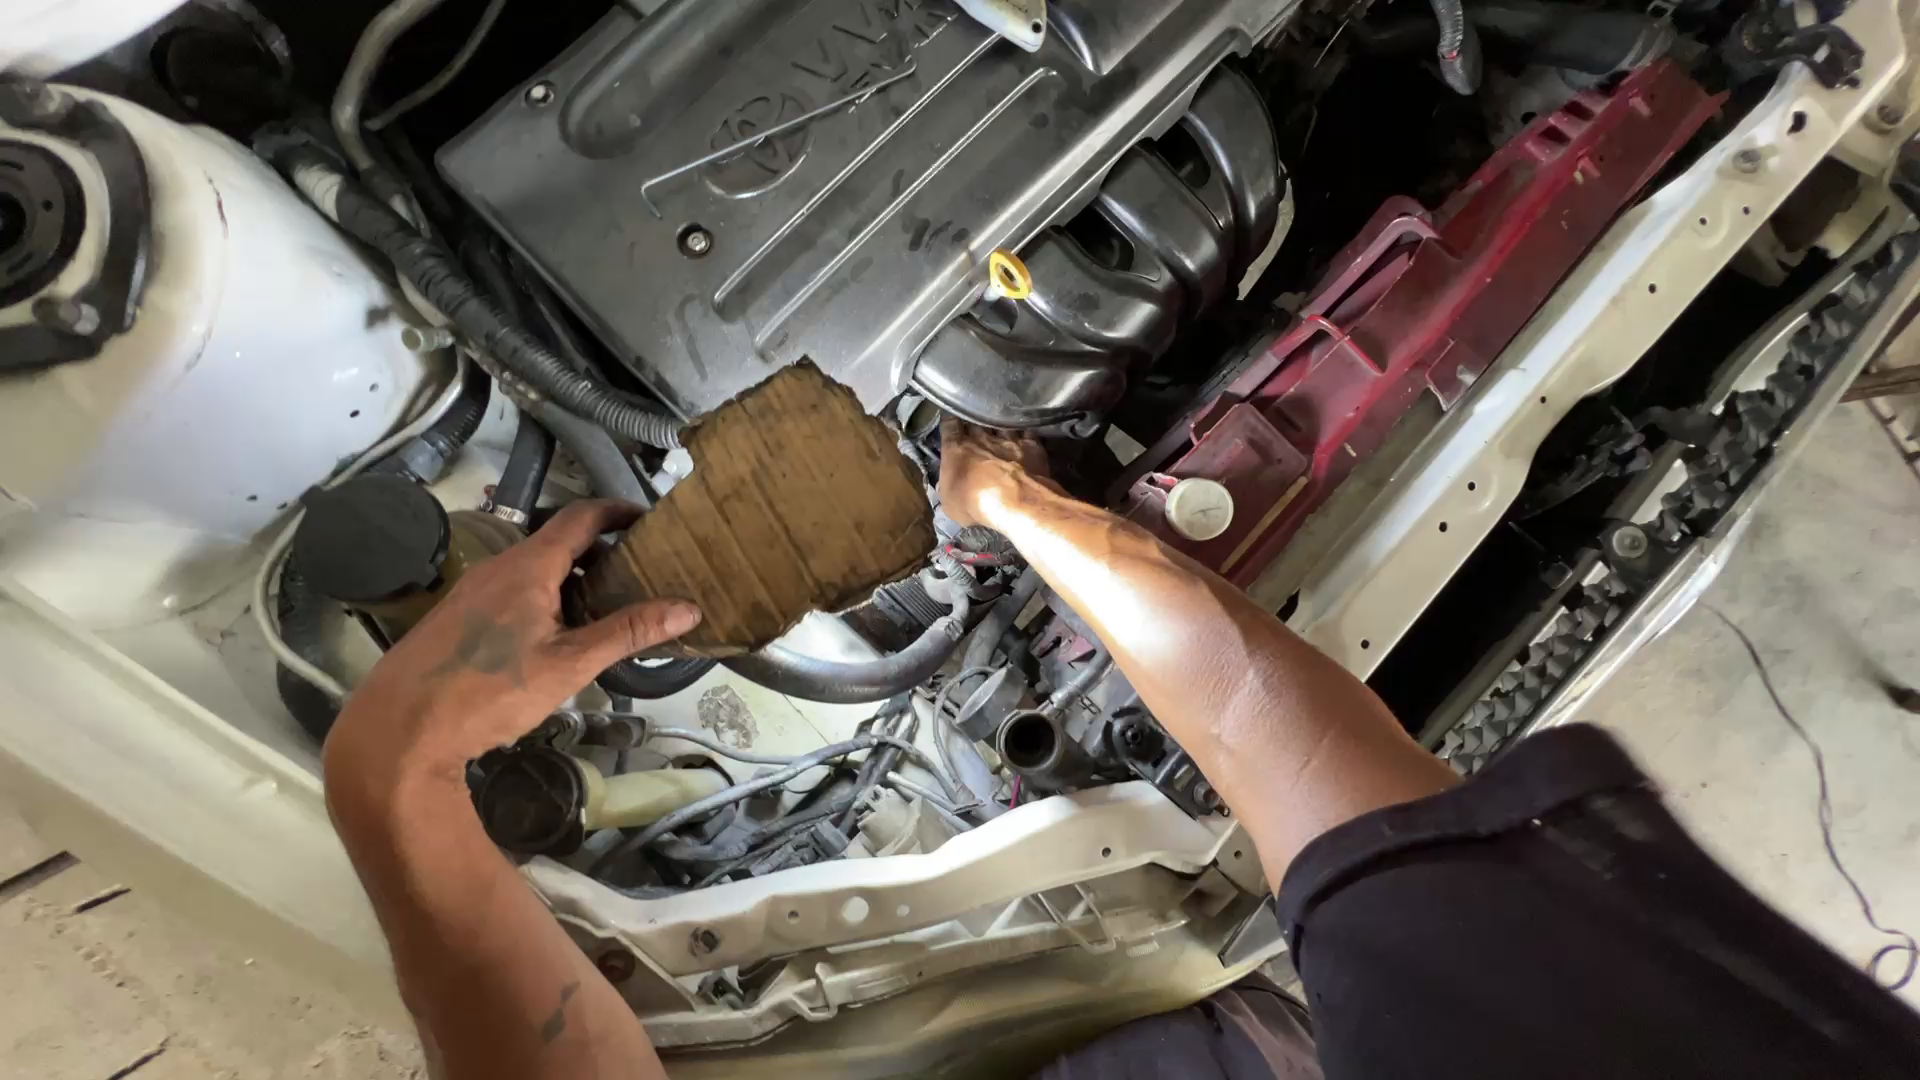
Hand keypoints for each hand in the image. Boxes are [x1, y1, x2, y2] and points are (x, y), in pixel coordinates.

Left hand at [322, 499, 701, 801]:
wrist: (395, 735)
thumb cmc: (487, 693)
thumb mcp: (571, 664)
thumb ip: (629, 631)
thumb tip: (689, 608)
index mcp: (528, 568)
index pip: (581, 517)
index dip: (619, 511)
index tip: (652, 520)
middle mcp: (498, 568)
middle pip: (561, 542)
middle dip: (605, 551)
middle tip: (643, 572)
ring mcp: (473, 592)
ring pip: (537, 569)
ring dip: (577, 577)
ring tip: (612, 605)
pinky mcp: (459, 619)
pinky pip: (515, 591)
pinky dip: (550, 596)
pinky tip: (562, 635)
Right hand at [937, 417, 1060, 527]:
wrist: (1013, 500)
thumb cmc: (972, 502)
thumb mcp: (948, 501)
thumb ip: (948, 485)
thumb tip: (949, 482)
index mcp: (957, 447)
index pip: (949, 425)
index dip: (950, 421)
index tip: (950, 421)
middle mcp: (982, 438)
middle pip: (976, 422)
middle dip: (974, 424)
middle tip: (974, 429)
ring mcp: (1009, 439)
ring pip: (1002, 425)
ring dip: (1000, 428)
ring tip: (1000, 432)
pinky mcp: (1031, 446)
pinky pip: (1027, 433)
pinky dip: (1024, 434)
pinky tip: (1024, 438)